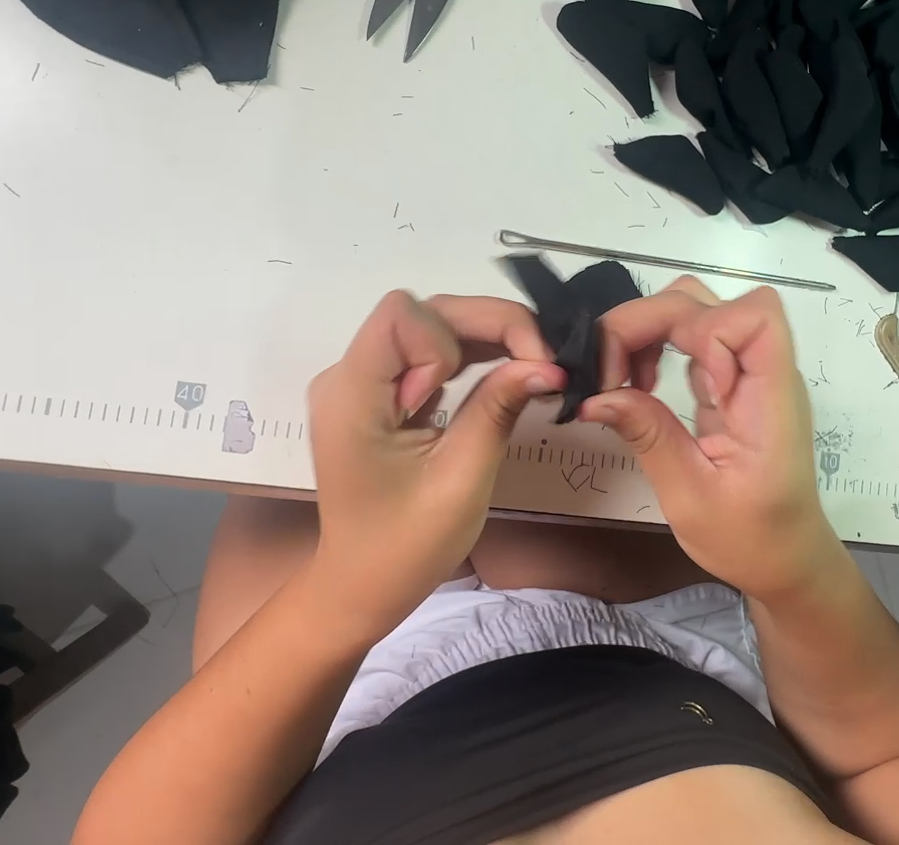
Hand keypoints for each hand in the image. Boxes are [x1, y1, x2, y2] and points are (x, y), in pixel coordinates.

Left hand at [306, 291, 564, 631]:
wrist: (363, 585)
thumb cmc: (408, 546)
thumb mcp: (462, 479)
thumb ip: (498, 409)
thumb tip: (550, 364)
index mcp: (353, 396)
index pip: (402, 315)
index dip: (458, 332)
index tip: (501, 373)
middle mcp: (349, 375)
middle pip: (424, 312)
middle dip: (487, 326)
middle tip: (541, 363)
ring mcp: (364, 381)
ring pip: (432, 325)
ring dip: (485, 338)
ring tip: (532, 367)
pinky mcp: (381, 391)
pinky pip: (429, 351)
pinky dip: (471, 355)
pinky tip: (505, 373)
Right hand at [581, 280, 842, 601]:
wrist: (784, 558)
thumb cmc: (748, 539)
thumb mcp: (690, 498)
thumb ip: (649, 436)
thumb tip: (595, 395)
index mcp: (769, 400)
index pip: (753, 318)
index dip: (703, 333)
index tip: (668, 383)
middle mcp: (762, 372)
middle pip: (710, 302)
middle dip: (649, 322)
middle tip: (610, 373)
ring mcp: (746, 372)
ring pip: (697, 308)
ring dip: (649, 329)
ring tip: (622, 377)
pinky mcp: (728, 379)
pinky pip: (691, 335)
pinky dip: (654, 345)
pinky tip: (639, 384)